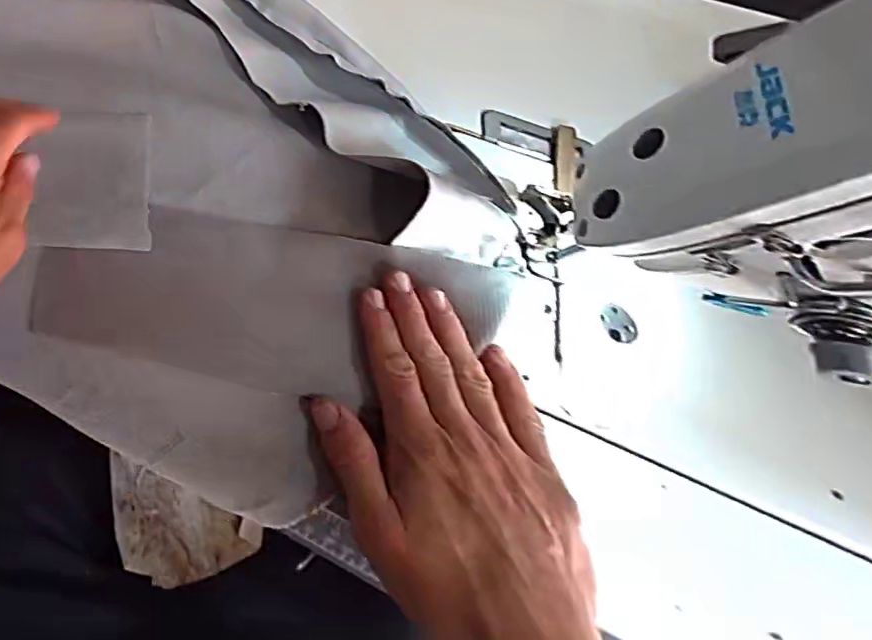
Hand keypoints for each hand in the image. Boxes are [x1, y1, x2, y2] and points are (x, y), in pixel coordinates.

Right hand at [309, 271, 595, 639]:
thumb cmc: (449, 591)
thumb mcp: (380, 533)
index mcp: (424, 452)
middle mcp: (467, 442)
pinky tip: (497, 353)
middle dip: (413, 316)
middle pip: (434, 363)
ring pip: (475, 377)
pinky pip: (525, 413)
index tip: (372, 297)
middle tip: (401, 279)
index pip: (397, 372)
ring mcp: (510, 455)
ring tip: (437, 298)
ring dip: (453, 333)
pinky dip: (509, 378)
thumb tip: (326, 408)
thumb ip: (353, 463)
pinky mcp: (545, 476)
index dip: (382, 329)